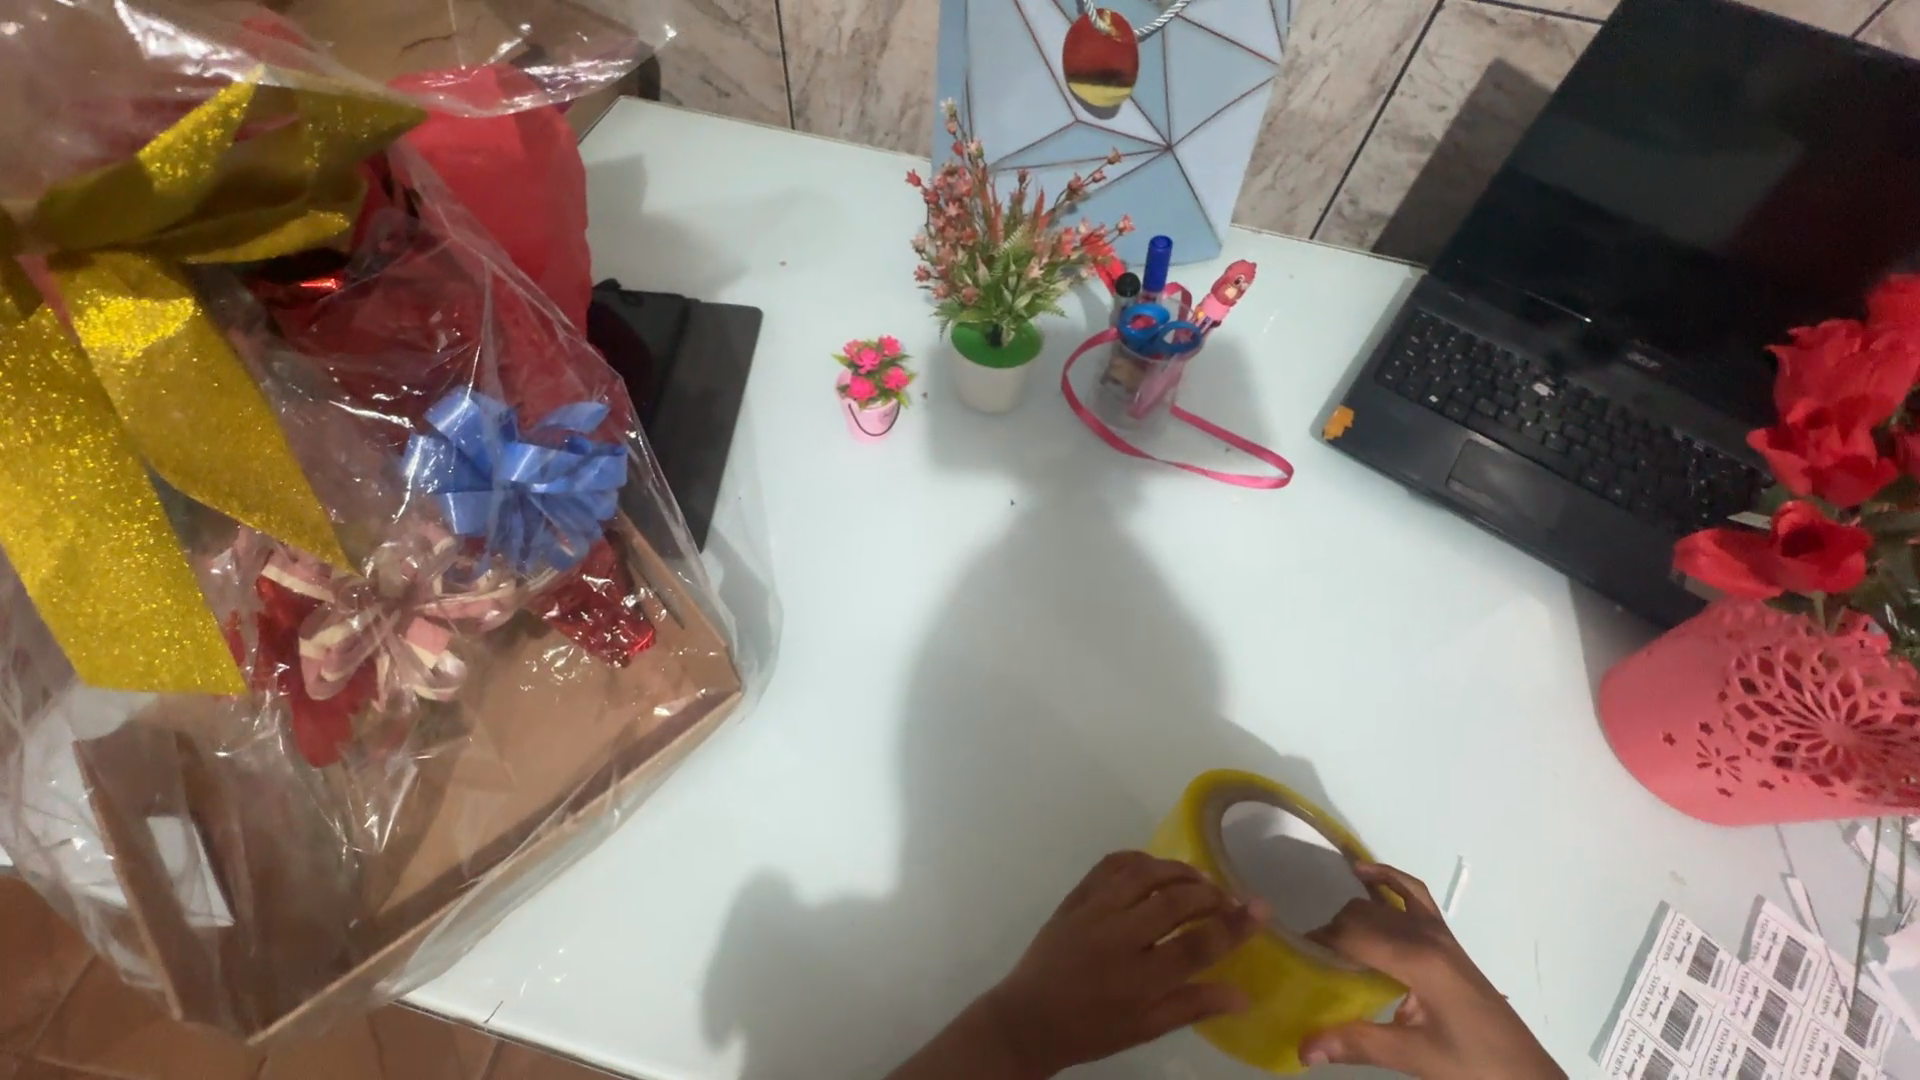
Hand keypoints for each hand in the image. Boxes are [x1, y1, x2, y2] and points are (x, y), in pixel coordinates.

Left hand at [979, 851, 1265, 1077]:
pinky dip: (1137, 858)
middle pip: (1175, 902)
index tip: (1260, 908)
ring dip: (1177, 870)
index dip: (1234, 926)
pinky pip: (1110, 864)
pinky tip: (1155, 866)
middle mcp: (1117, 937)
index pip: (1197, 945)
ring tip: (1199, 878)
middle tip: (1231, 896)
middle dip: (1211, 894)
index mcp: (1139, 979)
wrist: (1029, 1016)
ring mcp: (1093, 911)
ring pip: (1144, 874)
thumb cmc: (1091, 1029)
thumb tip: (1242, 995)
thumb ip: (1192, 1006)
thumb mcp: (1145, 1028)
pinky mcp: (1075, 896)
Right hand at [1301, 863, 1563, 1079]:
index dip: (1319, 943)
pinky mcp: (1446, 936)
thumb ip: (1357, 1044)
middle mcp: (1424, 934)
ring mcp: (1437, 931)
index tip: (1297, 959)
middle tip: (1315, 966)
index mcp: (1417, 961)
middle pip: (1360, 916)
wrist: (1528, 1076)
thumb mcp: (1415, 1057)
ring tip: (1333, 946)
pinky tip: (1362, 873)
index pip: (1351, 936)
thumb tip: (1302, 1048)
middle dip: (1331, 934)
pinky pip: (1412, 891)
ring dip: (1351, 916)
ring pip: (1377, 904)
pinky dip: (1387, 876)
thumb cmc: (1473, 1066)